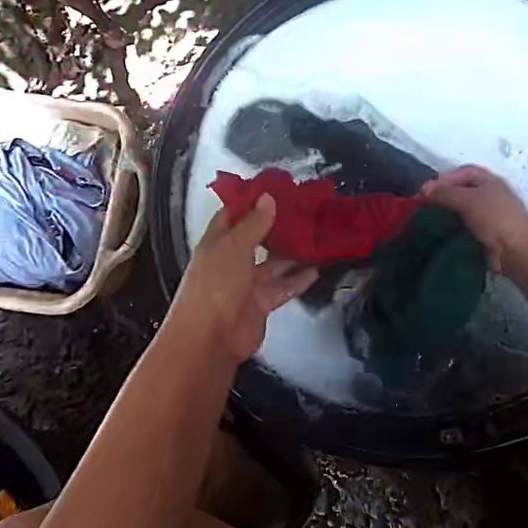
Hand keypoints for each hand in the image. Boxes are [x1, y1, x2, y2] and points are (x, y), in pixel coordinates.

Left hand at [168, 195, 319, 361]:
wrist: (210, 339)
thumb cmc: (214, 286)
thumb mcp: (234, 247)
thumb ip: (254, 224)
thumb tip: (268, 198)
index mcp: (217, 243)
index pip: (233, 215)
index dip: (251, 201)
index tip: (276, 189)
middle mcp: (231, 261)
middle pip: (257, 239)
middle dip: (277, 227)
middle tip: (305, 213)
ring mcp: (246, 284)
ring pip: (273, 264)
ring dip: (293, 253)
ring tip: (316, 238)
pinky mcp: (261, 303)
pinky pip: (282, 287)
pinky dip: (298, 279)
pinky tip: (316, 269)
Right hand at [420, 165, 527, 273]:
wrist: (516, 250)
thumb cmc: (494, 217)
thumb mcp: (467, 199)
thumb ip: (444, 193)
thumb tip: (423, 189)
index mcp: (489, 181)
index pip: (463, 172)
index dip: (444, 178)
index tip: (426, 190)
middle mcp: (490, 195)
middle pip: (462, 191)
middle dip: (443, 196)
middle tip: (423, 206)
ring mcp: (489, 216)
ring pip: (462, 210)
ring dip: (446, 214)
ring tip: (427, 220)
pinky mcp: (486, 235)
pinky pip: (465, 228)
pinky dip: (452, 229)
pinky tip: (439, 234)